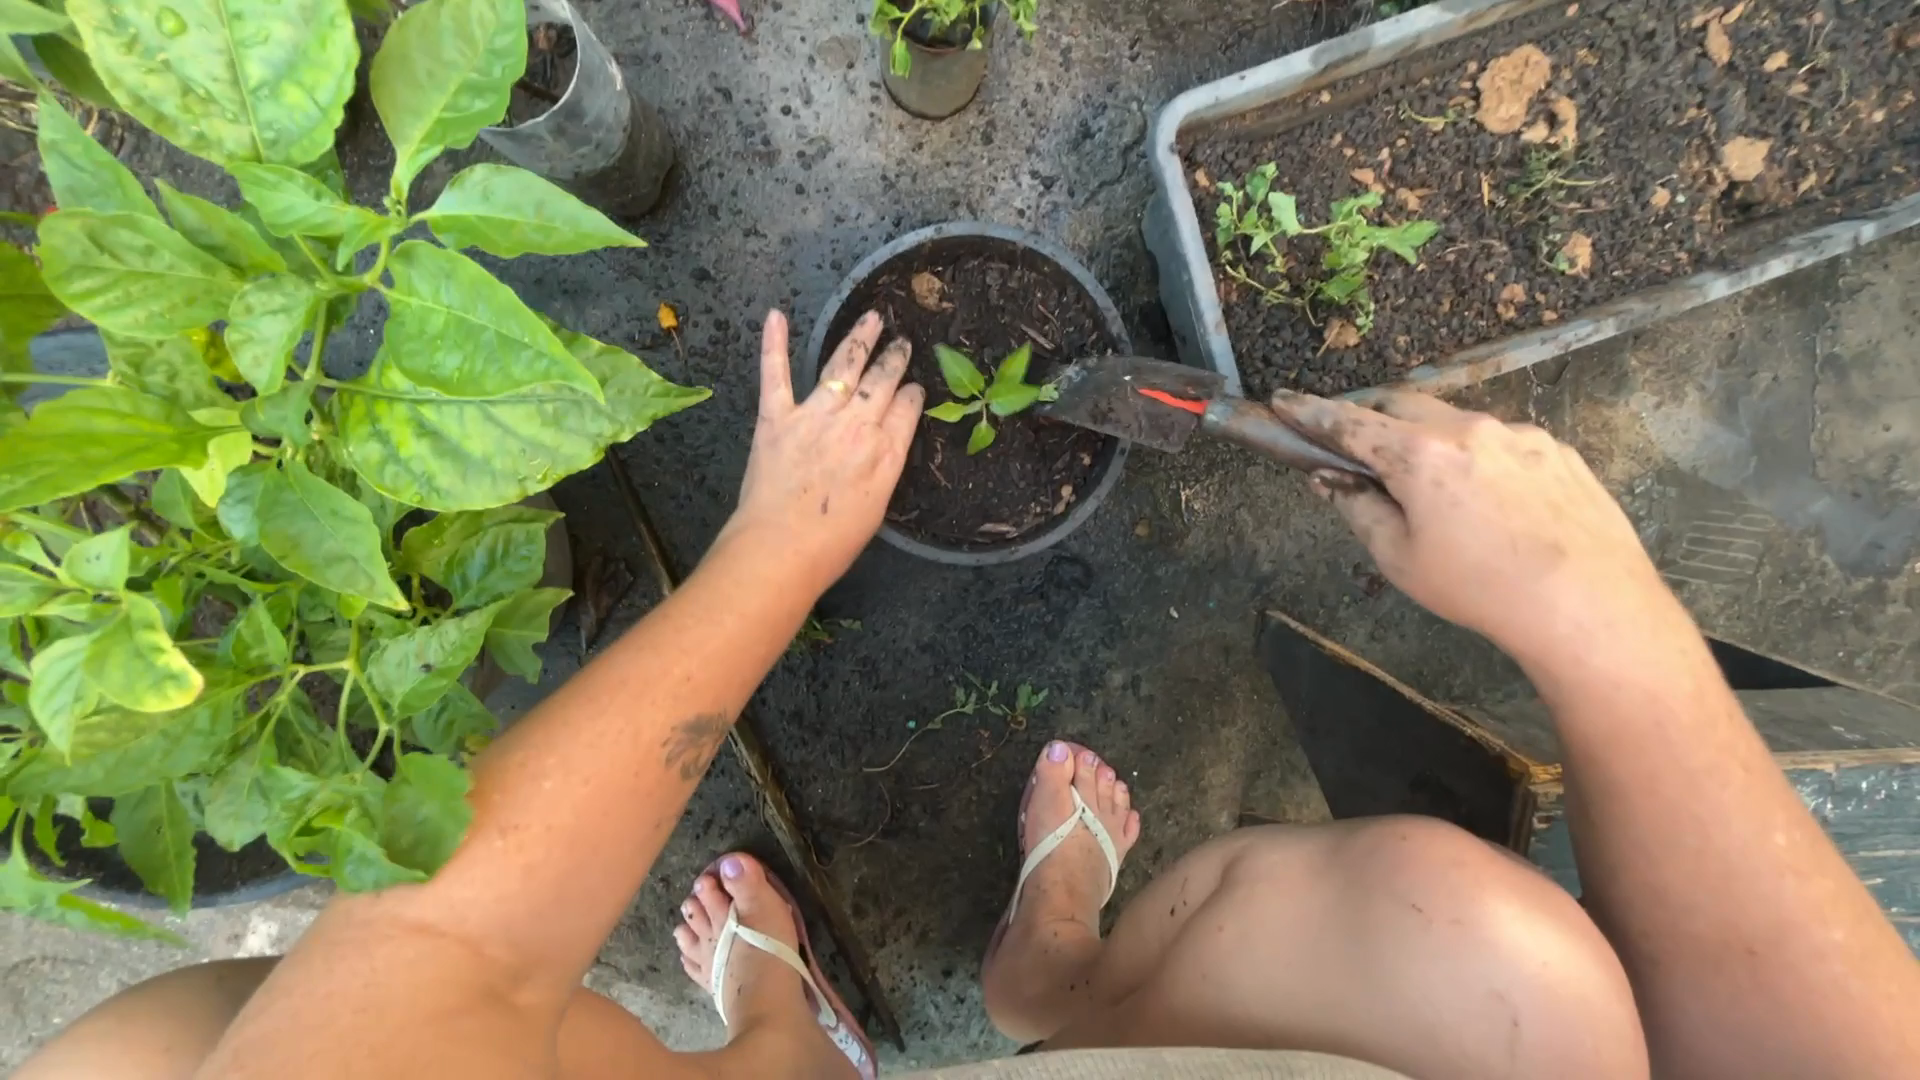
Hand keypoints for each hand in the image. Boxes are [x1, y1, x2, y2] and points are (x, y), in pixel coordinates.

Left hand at [719, 309, 922, 594]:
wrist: (780, 549)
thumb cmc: (833, 544)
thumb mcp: (877, 507)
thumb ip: (884, 468)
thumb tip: (885, 443)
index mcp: (885, 451)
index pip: (907, 408)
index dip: (913, 393)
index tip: (915, 386)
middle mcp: (855, 424)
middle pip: (881, 380)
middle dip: (894, 358)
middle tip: (902, 342)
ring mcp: (814, 415)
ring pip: (842, 365)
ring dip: (859, 338)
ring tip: (872, 318)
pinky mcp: (776, 416)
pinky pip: (776, 373)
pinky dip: (774, 343)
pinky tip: (776, 316)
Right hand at [1270, 390, 1686, 663]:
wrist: (1591, 607)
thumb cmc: (1479, 587)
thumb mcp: (1398, 558)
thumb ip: (1357, 508)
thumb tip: (1329, 479)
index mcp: (1421, 454)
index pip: (1350, 423)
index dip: (1310, 413)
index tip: (1282, 401)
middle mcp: (1470, 429)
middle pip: (1403, 406)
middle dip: (1374, 423)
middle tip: (1364, 458)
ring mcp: (1521, 435)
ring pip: (1454, 423)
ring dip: (1429, 444)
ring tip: (1437, 497)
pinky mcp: (1559, 451)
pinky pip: (1500, 442)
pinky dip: (1475, 459)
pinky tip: (1489, 506)